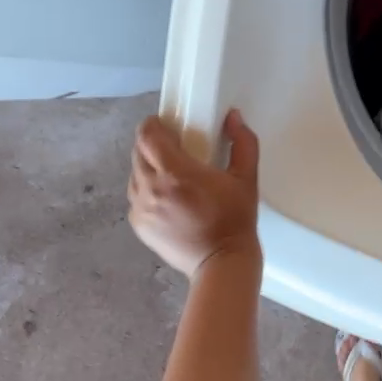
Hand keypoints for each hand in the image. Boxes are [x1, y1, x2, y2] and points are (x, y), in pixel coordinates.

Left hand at [127, 110, 260, 278]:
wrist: (221, 262)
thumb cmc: (236, 219)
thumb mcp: (246, 179)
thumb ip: (243, 144)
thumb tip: (234, 118)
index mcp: (175, 172)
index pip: (147, 135)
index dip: (153, 124)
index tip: (166, 125)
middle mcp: (150, 188)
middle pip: (138, 152)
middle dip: (153, 145)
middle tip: (173, 150)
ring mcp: (140, 208)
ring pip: (134, 175)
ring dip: (148, 168)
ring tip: (170, 177)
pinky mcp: (138, 225)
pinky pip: (136, 198)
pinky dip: (147, 192)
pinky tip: (167, 200)